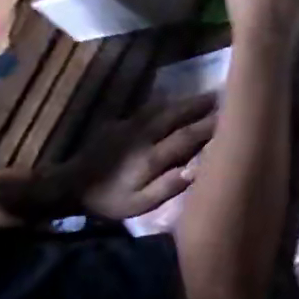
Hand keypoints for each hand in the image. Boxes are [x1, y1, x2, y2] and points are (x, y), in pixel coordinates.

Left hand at [0, 94, 217, 227]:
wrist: (66, 186)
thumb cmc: (107, 200)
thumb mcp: (139, 204)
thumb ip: (168, 187)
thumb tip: (196, 169)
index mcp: (151, 156)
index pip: (188, 137)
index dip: (211, 127)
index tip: (233, 118)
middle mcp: (143, 135)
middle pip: (177, 115)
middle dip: (202, 106)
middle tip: (226, 95)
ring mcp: (129, 126)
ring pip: (164, 108)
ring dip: (188, 101)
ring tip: (208, 94)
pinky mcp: (119, 124)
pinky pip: (149, 109)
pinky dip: (168, 103)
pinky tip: (176, 101)